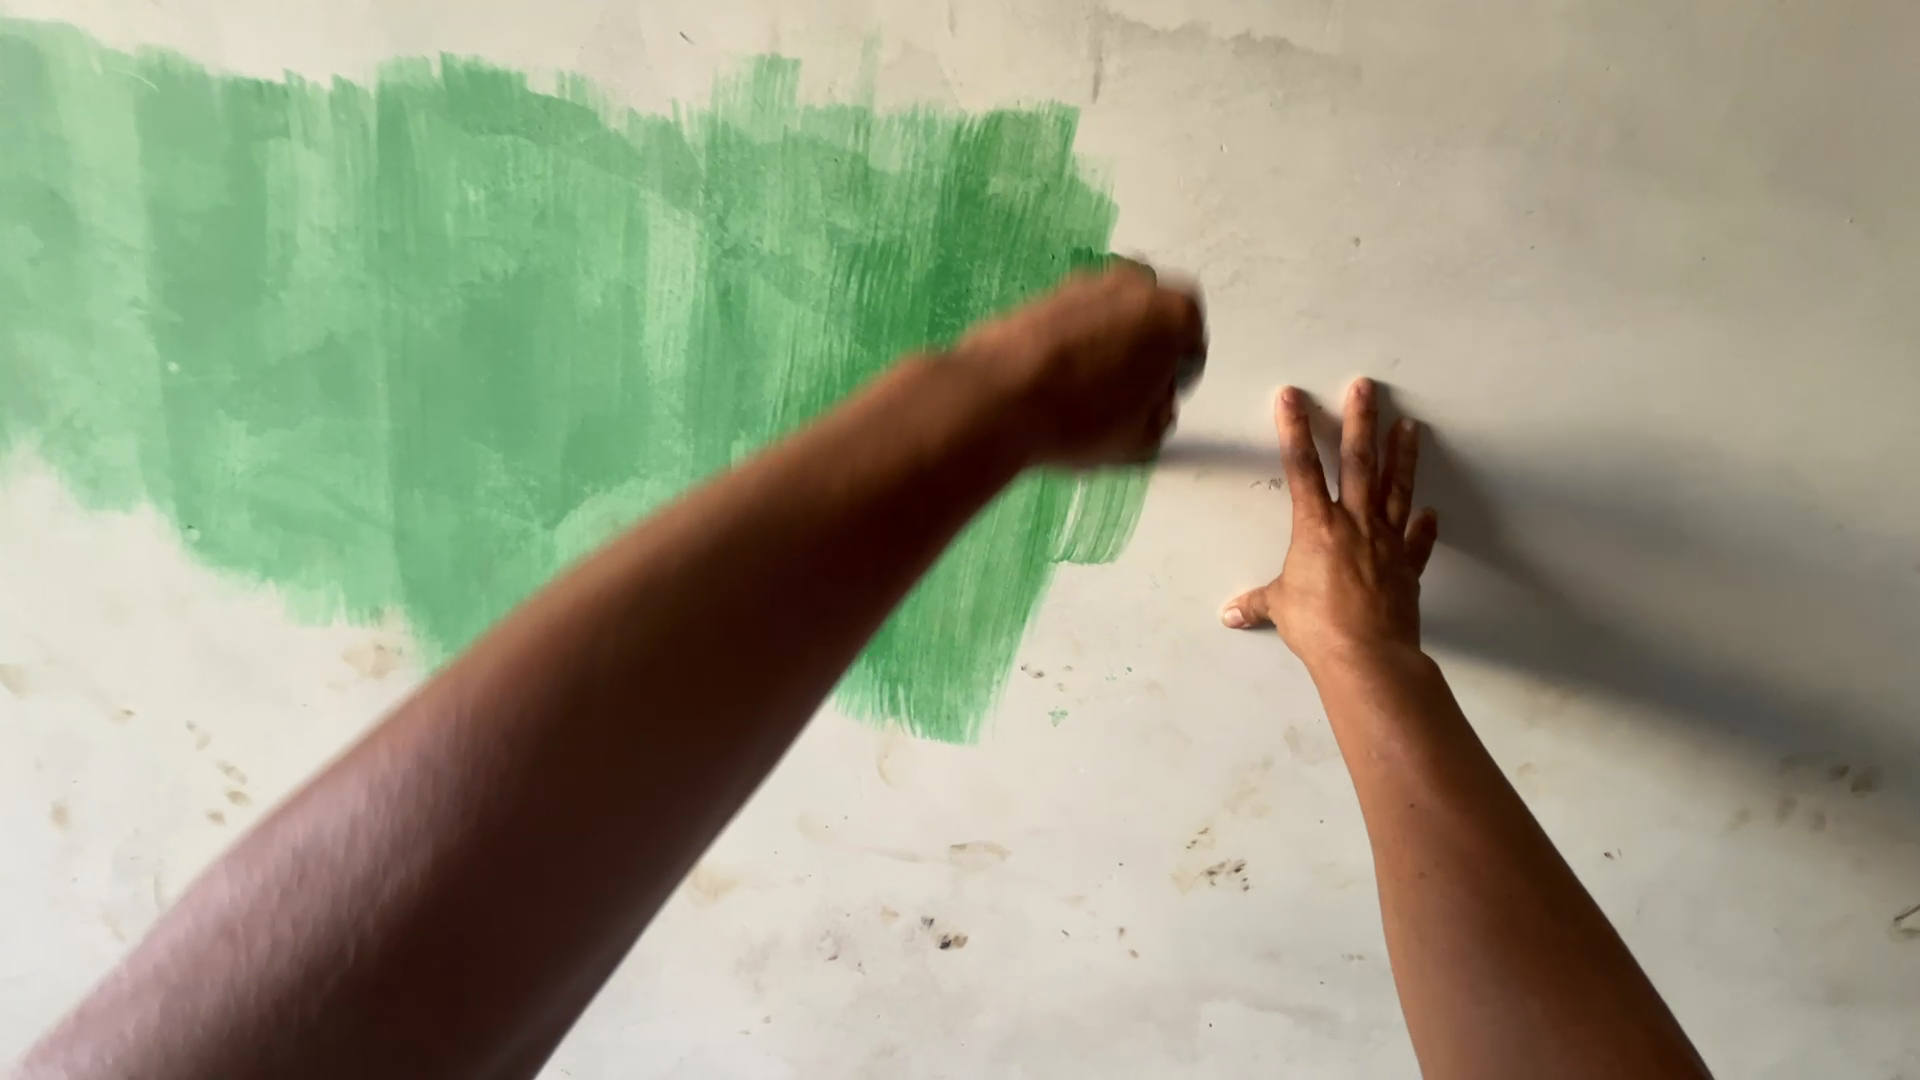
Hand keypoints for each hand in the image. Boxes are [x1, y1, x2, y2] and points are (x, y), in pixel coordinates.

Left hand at [955, 261, 1205, 466]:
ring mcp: (1081, 285)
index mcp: (1173, 312)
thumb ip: (1159, 414)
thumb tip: (1149, 406)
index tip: (1154, 403)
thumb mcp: (1143, 438)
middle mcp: (1132, 284)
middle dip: (1140, 353)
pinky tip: (1051, 385)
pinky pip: (1067, 324)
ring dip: (1101, 349)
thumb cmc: (1081, 418)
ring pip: (1105, 320)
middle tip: (1121, 398)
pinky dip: (1066, 347)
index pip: (1190, 346)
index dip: (1173, 380)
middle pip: (1148, 322)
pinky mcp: (1038, 297)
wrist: (997, 399)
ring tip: (1080, 396)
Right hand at [1219, 378, 1438, 665]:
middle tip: (1365, 389)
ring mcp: (1386, 542)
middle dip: (1359, 421)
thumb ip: (1256, 603)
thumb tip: (1230, 614)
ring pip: (1396, 489)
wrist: (1366, 655)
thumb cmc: (1317, 626)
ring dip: (1402, 456)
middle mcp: (1354, 524)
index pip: (1301, 468)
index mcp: (1316, 527)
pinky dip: (1424, 526)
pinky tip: (1431, 511)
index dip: (1294, 430)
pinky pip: (1418, 540)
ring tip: (1409, 427)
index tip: (1292, 398)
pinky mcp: (1407, 566)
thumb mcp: (1279, 607)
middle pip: (1358, 462)